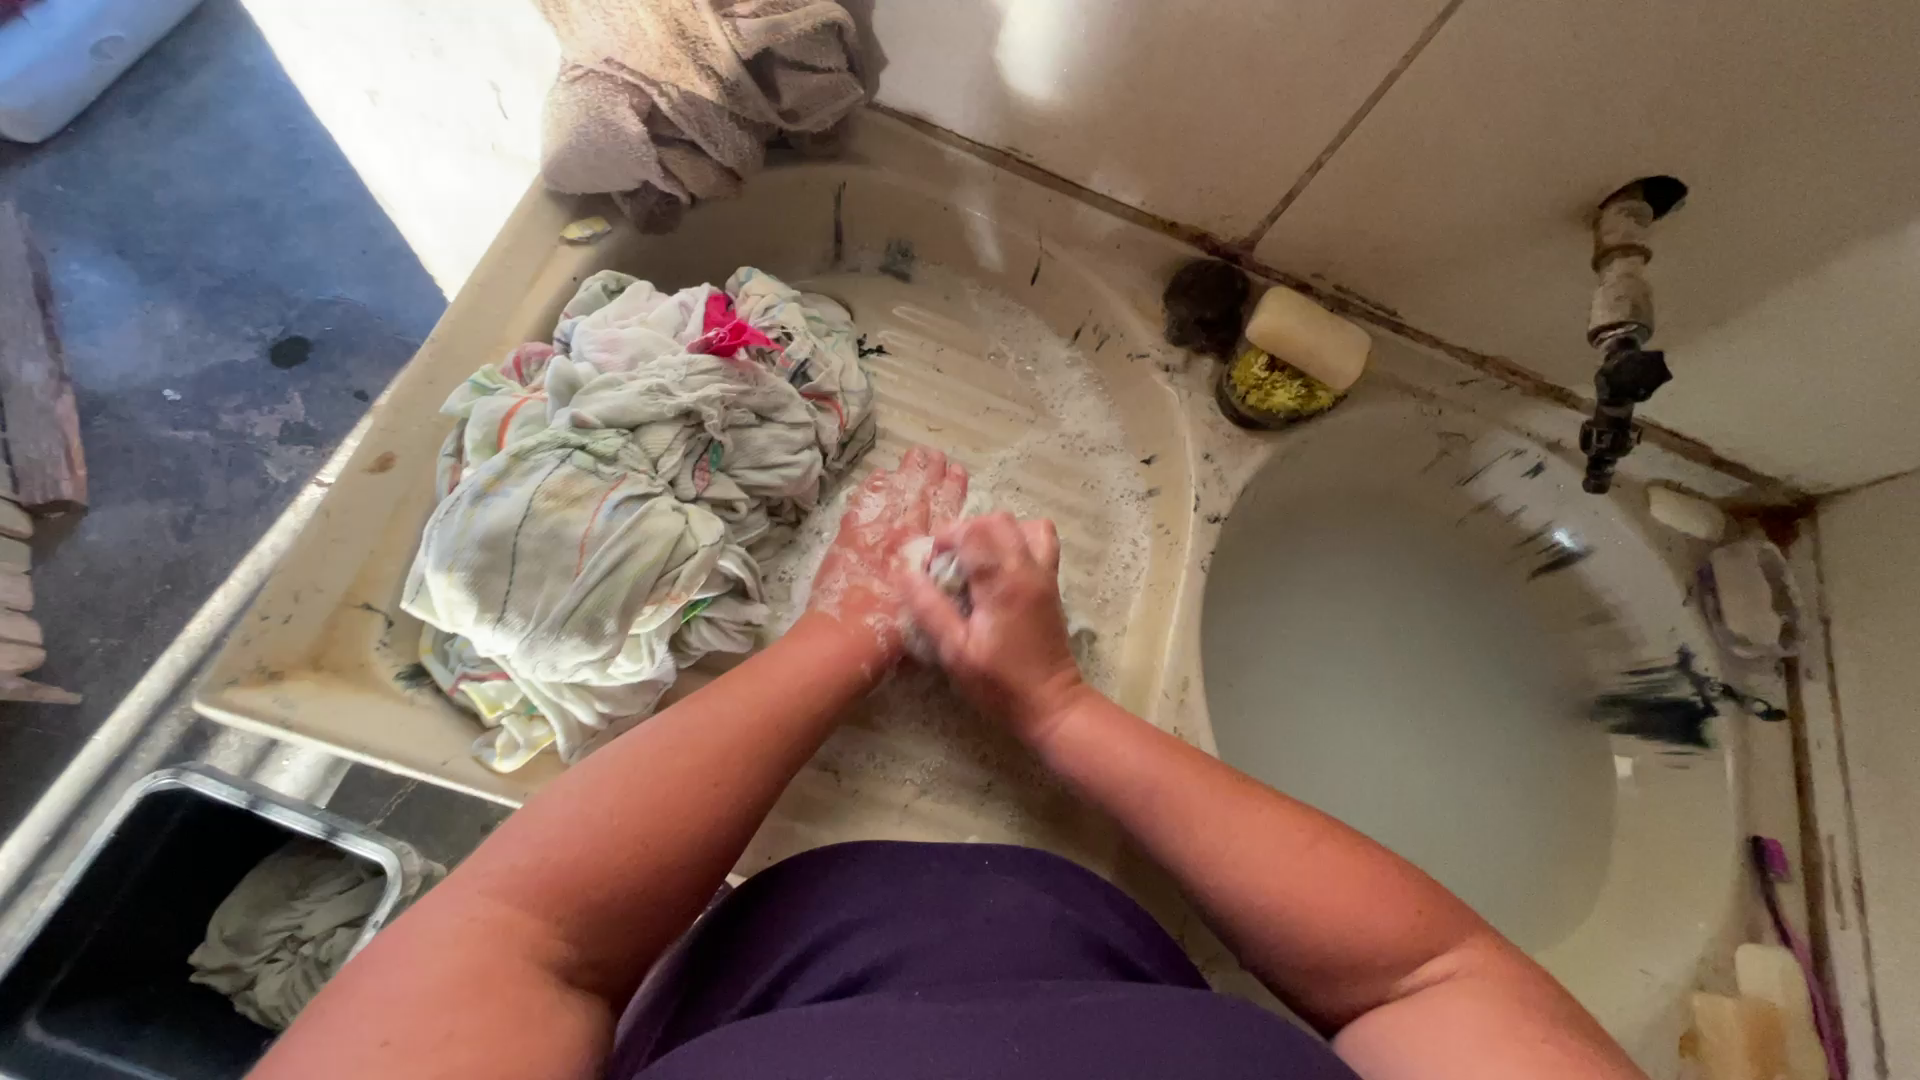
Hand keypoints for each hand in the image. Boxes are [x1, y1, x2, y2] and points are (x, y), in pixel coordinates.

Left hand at [807, 446, 967, 662]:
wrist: (848, 636)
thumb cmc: (893, 634)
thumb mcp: (934, 609)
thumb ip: (943, 584)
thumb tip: (951, 570)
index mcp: (929, 551)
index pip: (947, 510)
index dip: (954, 489)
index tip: (959, 471)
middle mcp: (906, 534)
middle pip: (922, 494)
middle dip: (931, 472)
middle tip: (937, 455)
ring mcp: (876, 531)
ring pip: (896, 491)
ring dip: (907, 471)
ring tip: (917, 454)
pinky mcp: (850, 536)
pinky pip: (864, 502)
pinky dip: (873, 487)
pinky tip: (879, 475)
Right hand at [900, 513, 1089, 743]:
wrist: (1051, 704)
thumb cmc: (999, 683)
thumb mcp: (955, 652)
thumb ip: (930, 608)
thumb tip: (906, 573)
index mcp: (1002, 583)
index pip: (973, 531)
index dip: (946, 537)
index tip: (932, 563)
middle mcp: (1028, 570)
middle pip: (998, 520)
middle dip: (968, 530)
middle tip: (951, 560)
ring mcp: (1045, 575)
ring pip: (1025, 526)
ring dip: (996, 533)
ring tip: (978, 560)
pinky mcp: (1053, 585)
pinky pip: (1041, 543)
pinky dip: (1020, 542)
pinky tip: (1001, 569)